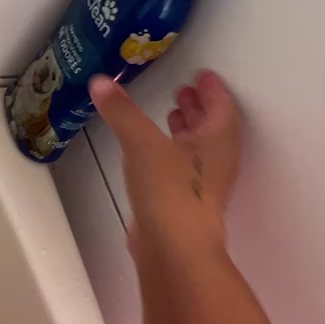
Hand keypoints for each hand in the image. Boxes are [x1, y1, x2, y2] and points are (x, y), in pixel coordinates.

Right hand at [89, 69, 241, 262]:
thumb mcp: (141, 142)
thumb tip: (101, 81)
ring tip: (172, 114)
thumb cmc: (169, 190)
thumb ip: (121, 111)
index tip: (203, 75)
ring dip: (189, 130)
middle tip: (185, 90)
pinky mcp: (187, 202)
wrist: (174, 249)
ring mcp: (204, 185)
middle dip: (200, 108)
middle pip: (214, 127)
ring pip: (201, 148)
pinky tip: (154, 152)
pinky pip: (186, 166)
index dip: (214, 89)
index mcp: (218, 141)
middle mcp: (217, 161)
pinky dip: (175, 150)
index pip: (223, 107)